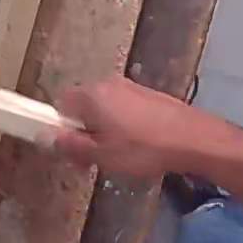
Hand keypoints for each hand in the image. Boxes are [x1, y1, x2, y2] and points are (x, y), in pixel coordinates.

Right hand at [53, 77, 234, 177]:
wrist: (192, 139)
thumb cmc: (142, 148)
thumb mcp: (100, 155)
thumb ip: (70, 145)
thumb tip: (49, 137)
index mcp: (91, 95)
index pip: (60, 103)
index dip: (61, 127)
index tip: (69, 148)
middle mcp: (108, 84)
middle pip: (83, 106)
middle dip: (83, 130)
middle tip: (92, 158)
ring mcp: (131, 88)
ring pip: (104, 109)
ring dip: (104, 130)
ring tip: (117, 155)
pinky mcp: (149, 96)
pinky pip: (124, 110)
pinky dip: (123, 126)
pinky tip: (137, 147)